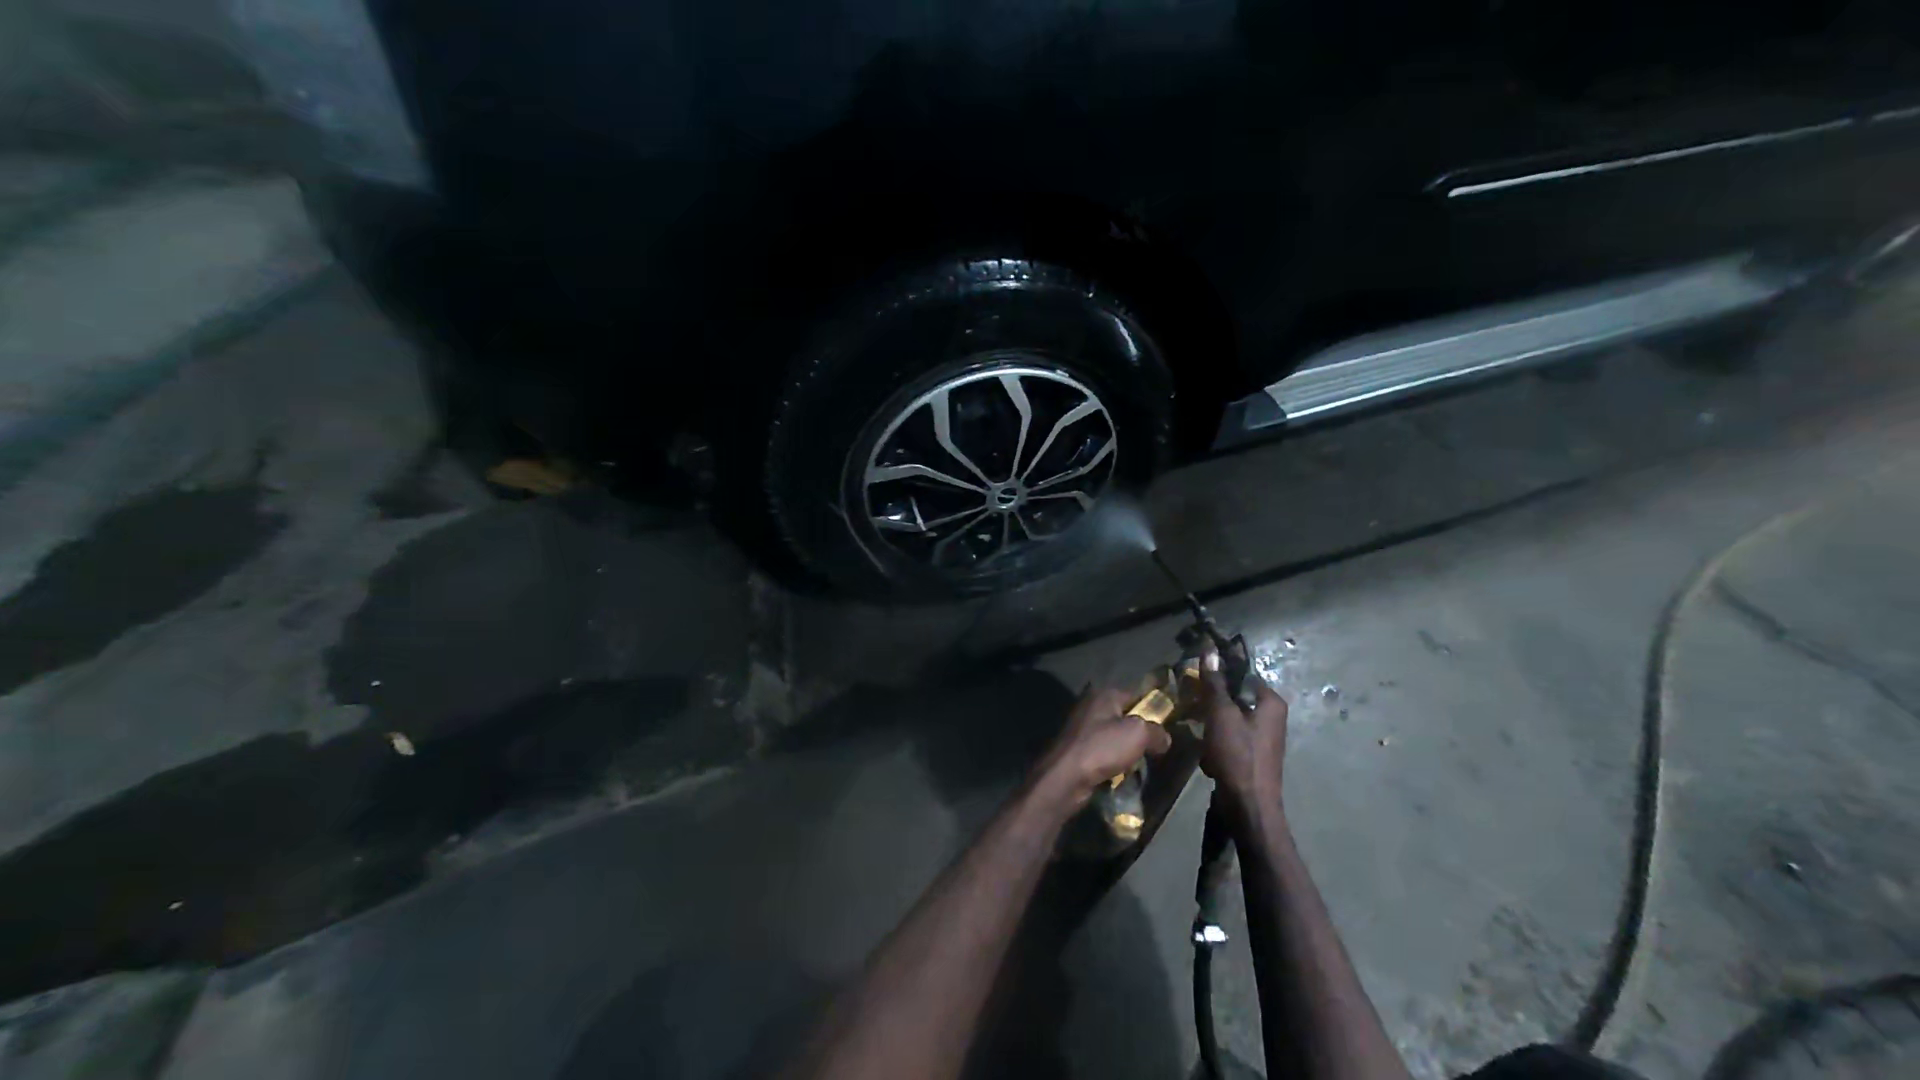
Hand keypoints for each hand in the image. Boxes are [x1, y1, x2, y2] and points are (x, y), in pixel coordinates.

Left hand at [1034, 685, 1173, 806]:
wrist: (1066, 777)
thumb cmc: (1102, 748)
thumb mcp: (1138, 734)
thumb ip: (1156, 731)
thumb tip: (1164, 738)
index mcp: (1104, 695)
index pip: (1136, 694)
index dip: (1154, 708)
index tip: (1170, 725)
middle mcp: (1091, 707)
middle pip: (1126, 716)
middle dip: (1142, 732)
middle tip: (1158, 747)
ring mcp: (1083, 729)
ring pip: (1116, 737)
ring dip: (1129, 750)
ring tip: (1141, 762)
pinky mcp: (1079, 750)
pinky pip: (1105, 753)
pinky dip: (1115, 762)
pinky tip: (1123, 772)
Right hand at [1197, 646, 1288, 818]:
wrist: (1248, 805)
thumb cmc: (1238, 754)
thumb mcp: (1221, 714)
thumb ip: (1214, 683)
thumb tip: (1210, 650)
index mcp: (1271, 702)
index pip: (1242, 673)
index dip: (1219, 671)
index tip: (1195, 672)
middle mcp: (1272, 717)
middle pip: (1234, 696)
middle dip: (1211, 700)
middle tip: (1191, 700)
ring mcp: (1262, 738)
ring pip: (1228, 718)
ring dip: (1210, 722)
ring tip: (1195, 727)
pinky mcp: (1251, 756)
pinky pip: (1229, 738)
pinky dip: (1215, 742)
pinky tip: (1205, 752)